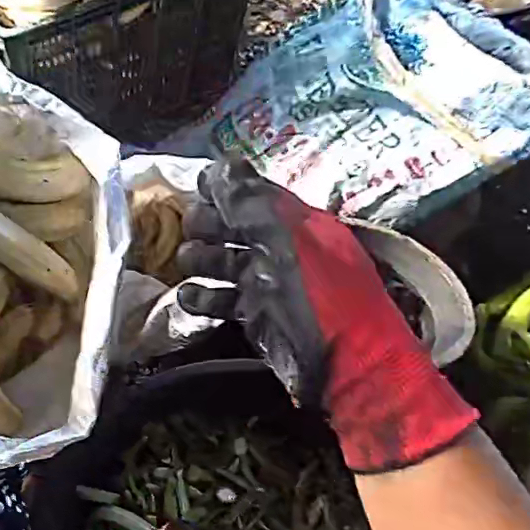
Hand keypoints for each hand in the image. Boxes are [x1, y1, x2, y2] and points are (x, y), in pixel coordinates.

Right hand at [175, 157, 477, 472]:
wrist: (346, 366)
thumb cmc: (320, 298)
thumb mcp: (286, 244)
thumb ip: (252, 205)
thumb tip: (224, 163)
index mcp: (298, 225)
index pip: (256, 195)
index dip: (226, 186)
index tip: (196, 181)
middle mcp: (282, 250)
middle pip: (236, 228)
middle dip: (209, 224)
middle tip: (184, 226)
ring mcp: (269, 285)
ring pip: (227, 263)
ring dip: (203, 259)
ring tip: (184, 261)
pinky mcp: (258, 316)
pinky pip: (225, 300)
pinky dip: (205, 298)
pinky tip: (187, 298)